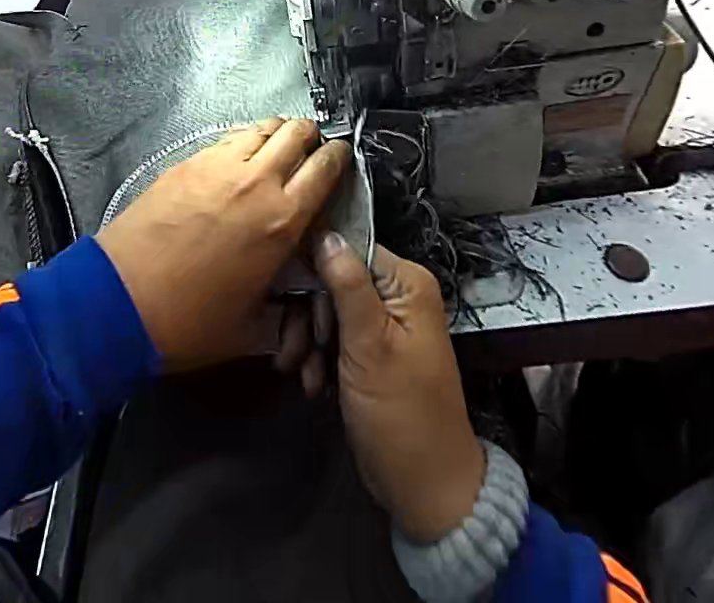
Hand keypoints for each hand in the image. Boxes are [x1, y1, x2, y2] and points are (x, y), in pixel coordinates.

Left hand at [99, 118, 350, 368]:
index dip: (340, 156)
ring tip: (276, 150)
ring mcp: (220, 166)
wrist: (115, 303)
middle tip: (310, 152)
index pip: (326, 166)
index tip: (340, 158)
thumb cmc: (188, 321)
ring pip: (264, 127)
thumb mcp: (251, 328)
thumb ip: (286, 313)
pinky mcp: (188, 163)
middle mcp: (258, 182)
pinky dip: (245, 140)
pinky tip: (239, 159)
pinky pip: (230, 138)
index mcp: (282, 219)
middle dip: (312, 136)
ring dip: (278, 133)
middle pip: (298, 132)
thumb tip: (301, 309)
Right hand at [314, 232, 485, 541]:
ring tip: (303, 373)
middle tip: (296, 351)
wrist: (423, 481)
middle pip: (337, 281)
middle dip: (310, 315)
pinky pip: (337, 338)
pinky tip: (314, 384)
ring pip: (331, 311)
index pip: (352, 248)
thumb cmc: (399, 408)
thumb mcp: (368, 343)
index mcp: (406, 282)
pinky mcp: (372, 351)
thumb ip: (347, 285)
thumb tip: (326, 234)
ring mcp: (385, 324)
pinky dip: (321, 358)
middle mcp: (398, 295)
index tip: (291, 295)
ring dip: (310, 341)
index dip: (317, 268)